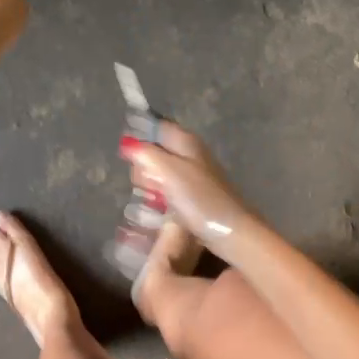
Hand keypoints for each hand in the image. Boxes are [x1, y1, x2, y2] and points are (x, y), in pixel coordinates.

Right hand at [124, 123, 256, 246]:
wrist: (231, 232)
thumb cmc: (200, 198)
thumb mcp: (169, 172)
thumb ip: (147, 154)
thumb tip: (127, 142)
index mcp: (186, 141)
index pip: (157, 126)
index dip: (140, 134)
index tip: (126, 154)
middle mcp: (190, 153)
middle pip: (157, 151)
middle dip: (145, 166)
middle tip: (144, 183)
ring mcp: (194, 176)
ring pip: (161, 173)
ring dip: (151, 185)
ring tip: (151, 199)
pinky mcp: (195, 196)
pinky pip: (169, 191)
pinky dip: (161, 198)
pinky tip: (159, 210)